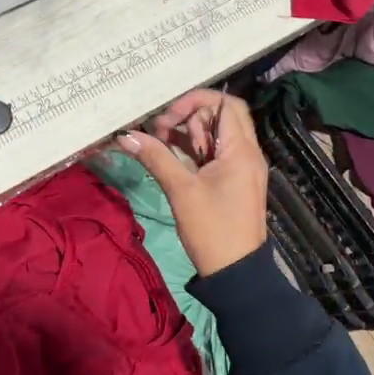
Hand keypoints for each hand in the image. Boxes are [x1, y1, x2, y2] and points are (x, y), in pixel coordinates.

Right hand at [117, 89, 268, 276]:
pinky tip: (172, 156)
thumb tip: (125, 135)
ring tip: (162, 143)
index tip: (169, 116)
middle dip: (190, 116)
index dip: (196, 100)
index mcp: (241, 150)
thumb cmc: (212, 229)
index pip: (226, 104)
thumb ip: (155, 156)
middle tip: (163, 130)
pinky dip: (196, 150)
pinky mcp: (235, 181)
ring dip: (191, 133)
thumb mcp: (181, 190)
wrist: (236, 274)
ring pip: (218, 134)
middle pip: (222, 115)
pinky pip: (217, 153)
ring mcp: (243, 167)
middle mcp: (247, 153)